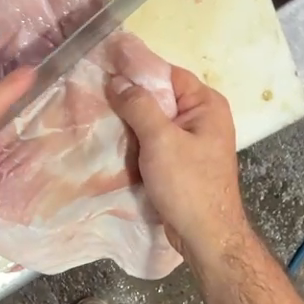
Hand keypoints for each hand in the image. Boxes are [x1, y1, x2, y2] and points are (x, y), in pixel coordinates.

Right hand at [109, 66, 256, 263]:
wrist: (205, 234)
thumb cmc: (188, 185)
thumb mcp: (160, 140)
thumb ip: (139, 106)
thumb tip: (117, 80)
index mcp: (207, 104)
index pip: (168, 74)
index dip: (138, 71)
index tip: (106, 68)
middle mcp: (203, 118)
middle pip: (161, 99)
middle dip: (131, 99)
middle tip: (97, 95)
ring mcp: (193, 143)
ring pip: (156, 124)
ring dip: (131, 125)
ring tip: (100, 118)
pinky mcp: (182, 165)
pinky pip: (156, 146)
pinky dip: (137, 146)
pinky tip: (116, 146)